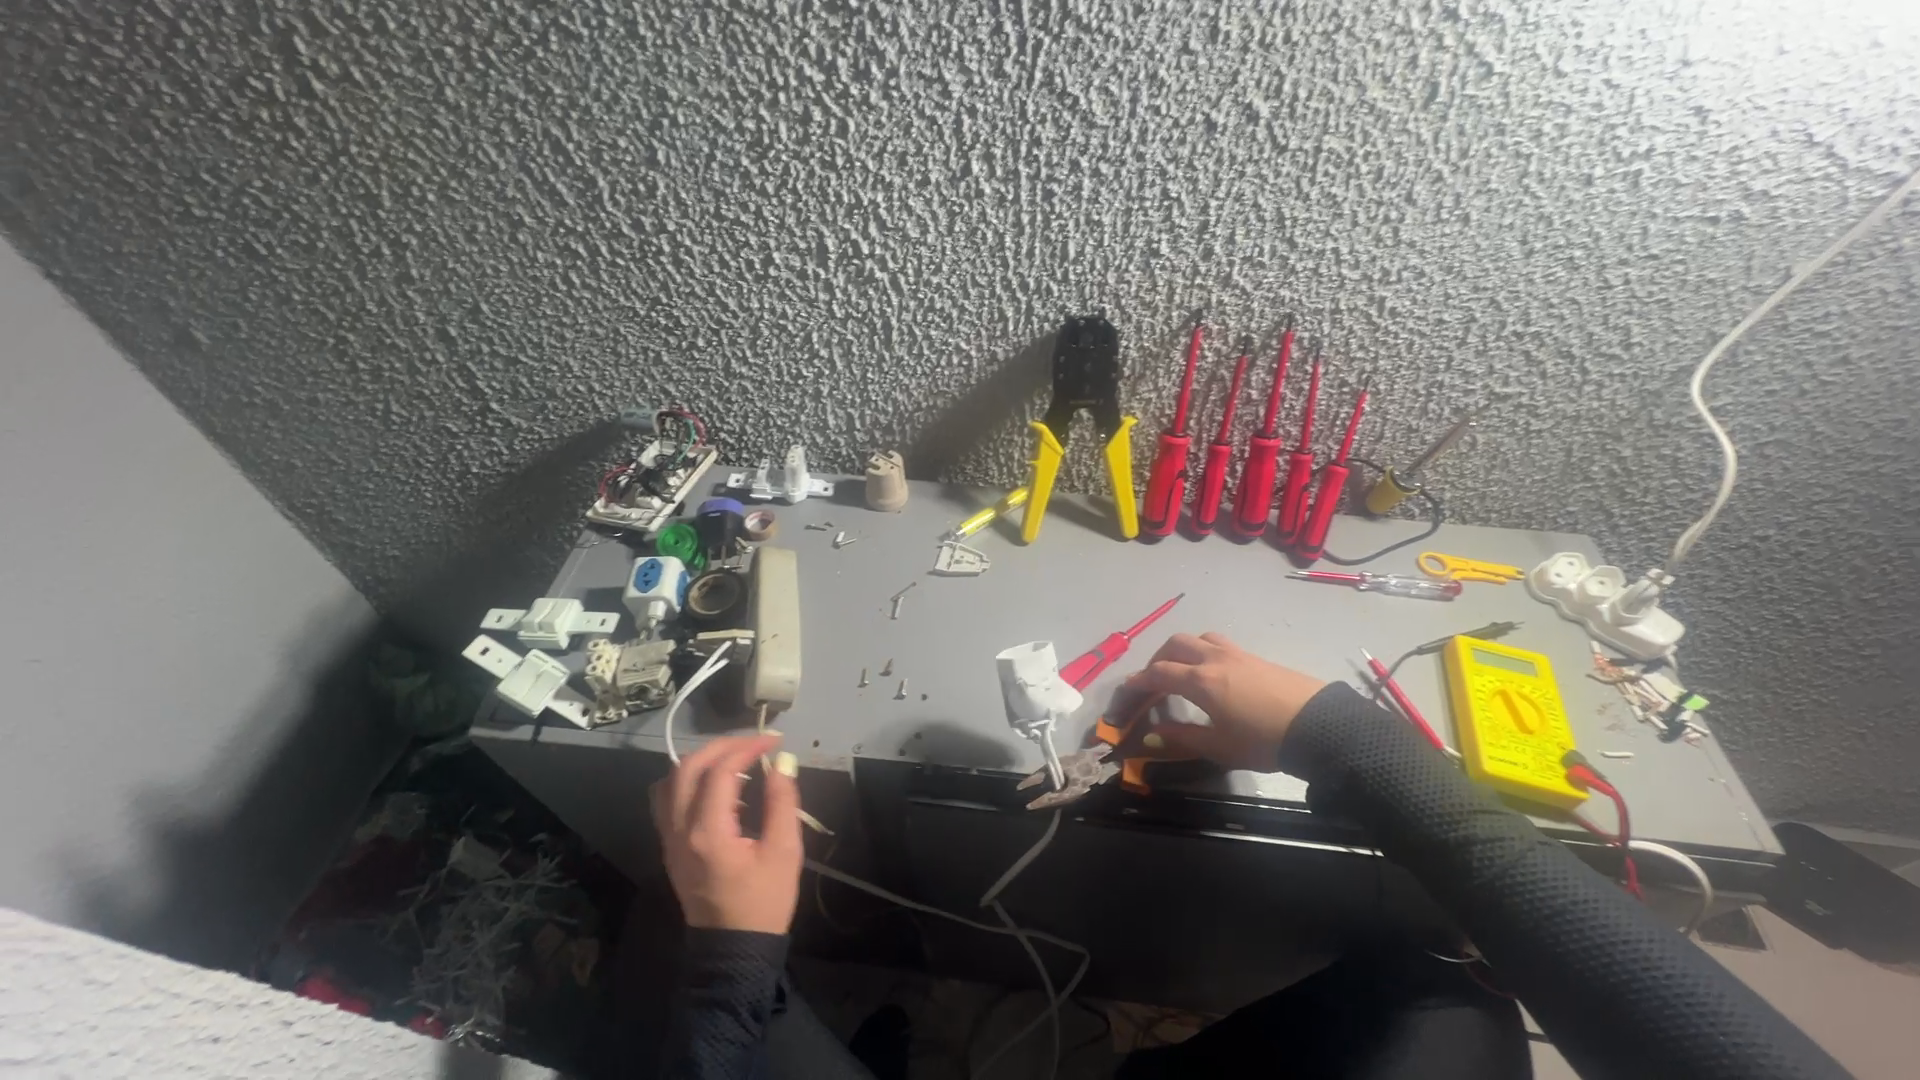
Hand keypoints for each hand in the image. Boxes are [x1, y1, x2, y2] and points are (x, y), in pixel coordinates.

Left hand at [650, 734, 803, 933]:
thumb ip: (782, 802)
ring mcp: (668, 839)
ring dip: (700, 761)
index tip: (774, 741)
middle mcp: (679, 831)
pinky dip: (688, 781)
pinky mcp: (669, 846)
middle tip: (753, 744)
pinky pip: (667, 800)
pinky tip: (715, 786)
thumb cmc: (764, 902)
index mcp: (708, 833)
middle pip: (687, 768)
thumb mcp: (784, 852)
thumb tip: (783, 761)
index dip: (747, 748)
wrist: (733, 949)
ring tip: (733, 760)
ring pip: (670, 781)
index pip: (720, 772)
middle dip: (722, 747)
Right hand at [1123, 632, 1326, 771]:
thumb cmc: (1264, 741)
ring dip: (1182, 650)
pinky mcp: (1256, 657)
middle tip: (1153, 682)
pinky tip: (1213, 673)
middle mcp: (1213, 659)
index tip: (1126, 693)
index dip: (1138, 682)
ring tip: (1182, 671)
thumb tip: (1153, 731)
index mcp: (1200, 681)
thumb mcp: (1220, 746)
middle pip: (1175, 645)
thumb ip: (1183, 736)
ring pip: (1199, 638)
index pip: (1157, 674)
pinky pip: (1219, 644)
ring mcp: (1237, 654)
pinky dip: (1204, 652)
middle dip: (1157, 660)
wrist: (1319, 726)